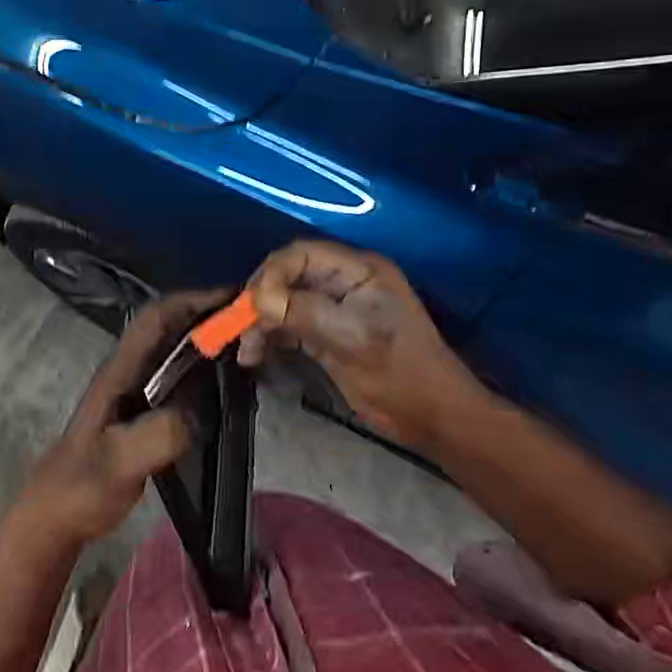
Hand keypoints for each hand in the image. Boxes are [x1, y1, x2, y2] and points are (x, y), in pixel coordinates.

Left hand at [14, 290, 228, 544]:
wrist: (55, 518)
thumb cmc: (82, 487)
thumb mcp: (119, 463)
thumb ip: (157, 437)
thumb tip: (195, 415)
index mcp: (121, 370)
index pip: (156, 318)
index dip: (192, 301)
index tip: (233, 300)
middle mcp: (131, 371)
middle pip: (171, 327)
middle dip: (209, 316)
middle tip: (253, 323)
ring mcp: (139, 391)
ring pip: (178, 350)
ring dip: (210, 341)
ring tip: (251, 347)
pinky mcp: (147, 411)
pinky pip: (182, 377)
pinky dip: (208, 369)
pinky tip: (231, 384)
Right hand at [241, 241, 489, 448]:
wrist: (432, 416)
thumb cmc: (401, 374)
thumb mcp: (353, 341)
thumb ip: (305, 314)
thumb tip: (259, 298)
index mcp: (359, 270)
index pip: (303, 254)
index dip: (273, 273)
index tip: (252, 305)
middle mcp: (345, 281)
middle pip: (290, 275)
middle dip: (262, 298)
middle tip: (239, 327)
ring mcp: (336, 307)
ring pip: (285, 301)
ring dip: (261, 321)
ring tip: (245, 350)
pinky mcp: (328, 333)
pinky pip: (291, 324)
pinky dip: (271, 337)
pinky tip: (254, 355)